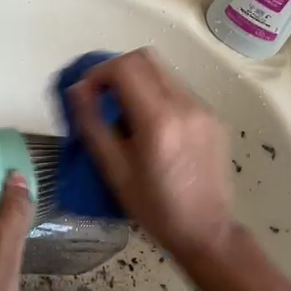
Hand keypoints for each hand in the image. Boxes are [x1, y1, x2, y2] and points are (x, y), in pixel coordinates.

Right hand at [69, 49, 233, 262]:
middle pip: (145, 58)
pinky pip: (179, 89)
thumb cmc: (155, 208)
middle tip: (103, 94)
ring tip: (125, 110)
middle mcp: (185, 105)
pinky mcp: (213, 116)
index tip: (87, 93)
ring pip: (164, 71)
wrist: (207, 232)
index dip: (99, 72)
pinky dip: (158, 93)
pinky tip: (151, 124)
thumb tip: (76, 90)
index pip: (125, 67)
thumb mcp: (115, 171)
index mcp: (159, 120)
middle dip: (117, 68)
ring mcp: (203, 108)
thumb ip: (93, 125)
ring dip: (138, 79)